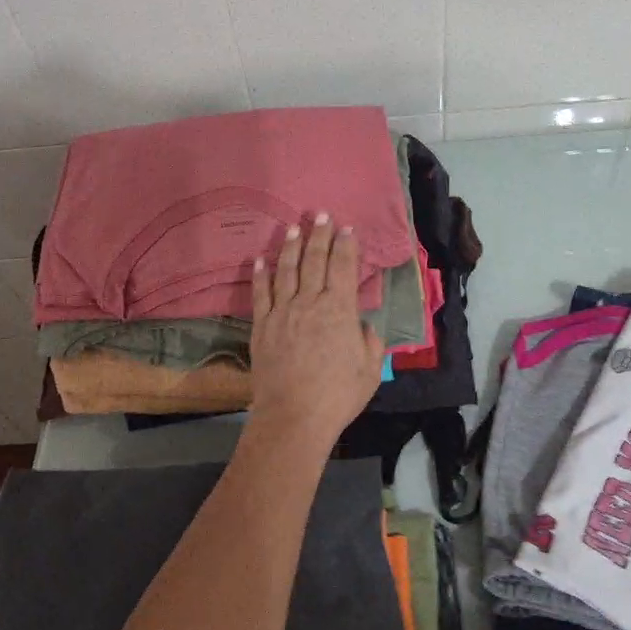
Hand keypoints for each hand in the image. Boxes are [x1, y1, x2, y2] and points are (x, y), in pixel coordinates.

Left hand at [248, 212, 385, 446]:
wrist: (294, 415)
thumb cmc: (338, 395)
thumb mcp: (369, 369)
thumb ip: (370, 342)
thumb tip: (362, 326)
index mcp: (339, 310)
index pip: (343, 268)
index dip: (346, 245)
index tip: (347, 228)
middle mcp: (310, 303)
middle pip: (314, 261)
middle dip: (319, 235)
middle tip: (321, 214)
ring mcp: (282, 312)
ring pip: (286, 270)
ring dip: (290, 246)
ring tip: (293, 227)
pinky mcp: (261, 326)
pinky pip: (260, 294)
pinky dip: (260, 274)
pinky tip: (260, 260)